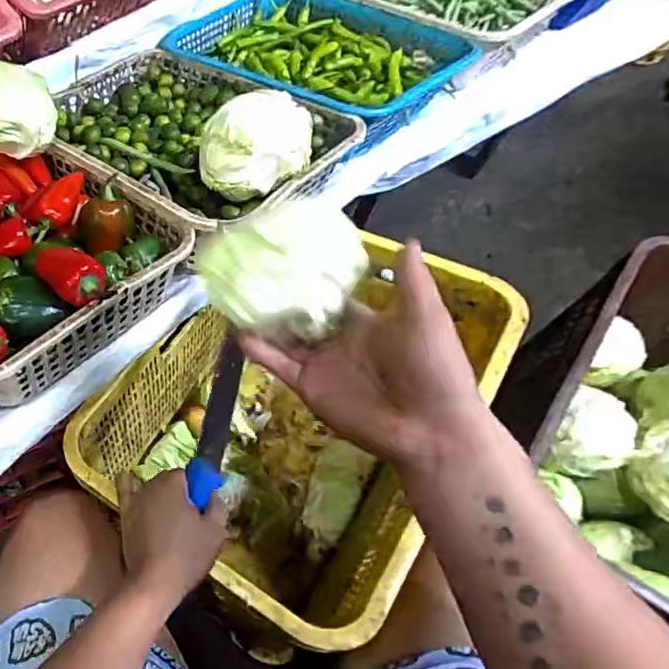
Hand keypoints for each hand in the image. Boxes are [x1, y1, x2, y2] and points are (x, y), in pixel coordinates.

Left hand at [116, 469, 231, 605]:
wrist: (154, 582)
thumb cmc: (188, 555)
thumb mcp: (215, 532)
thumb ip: (218, 506)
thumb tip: (214, 493)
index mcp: (173, 483)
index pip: (188, 474)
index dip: (197, 489)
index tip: (203, 506)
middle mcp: (150, 485)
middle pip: (169, 481)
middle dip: (180, 493)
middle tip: (191, 519)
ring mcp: (134, 499)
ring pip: (152, 489)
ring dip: (161, 497)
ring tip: (171, 521)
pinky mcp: (124, 514)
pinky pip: (125, 492)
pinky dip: (128, 485)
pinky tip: (128, 479)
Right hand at [240, 239, 491, 472]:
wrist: (429, 428)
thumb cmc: (432, 366)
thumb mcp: (425, 316)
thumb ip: (410, 281)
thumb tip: (408, 240)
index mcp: (366, 324)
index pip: (332, 299)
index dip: (313, 282)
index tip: (288, 260)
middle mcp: (338, 342)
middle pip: (302, 318)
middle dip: (280, 301)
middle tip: (252, 276)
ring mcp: (321, 365)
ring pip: (284, 339)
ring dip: (263, 323)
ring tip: (236, 301)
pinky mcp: (307, 386)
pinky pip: (279, 365)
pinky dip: (260, 352)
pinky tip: (240, 334)